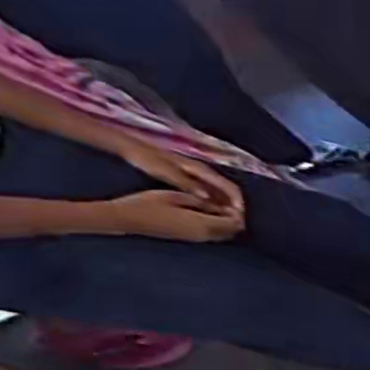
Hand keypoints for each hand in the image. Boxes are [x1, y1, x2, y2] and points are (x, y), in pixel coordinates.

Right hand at [91, 190, 244, 242]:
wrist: (125, 219)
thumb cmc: (146, 204)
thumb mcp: (174, 196)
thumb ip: (200, 202)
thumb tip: (220, 205)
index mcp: (203, 224)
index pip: (234, 223)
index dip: (238, 213)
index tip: (234, 202)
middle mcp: (204, 235)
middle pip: (232, 231)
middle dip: (235, 218)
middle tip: (228, 204)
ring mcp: (197, 239)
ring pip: (223, 234)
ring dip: (226, 223)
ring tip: (219, 207)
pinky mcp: (189, 239)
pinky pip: (212, 234)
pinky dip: (217, 225)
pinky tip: (208, 214)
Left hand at [119, 143, 243, 220]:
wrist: (131, 147)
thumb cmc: (147, 159)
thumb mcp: (165, 172)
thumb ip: (187, 184)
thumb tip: (207, 197)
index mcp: (201, 170)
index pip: (230, 187)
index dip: (237, 202)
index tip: (239, 217)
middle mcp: (205, 172)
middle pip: (229, 191)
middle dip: (235, 207)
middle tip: (235, 222)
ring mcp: (199, 175)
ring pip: (221, 193)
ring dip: (225, 206)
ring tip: (225, 220)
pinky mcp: (192, 178)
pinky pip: (211, 193)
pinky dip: (215, 203)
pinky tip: (211, 212)